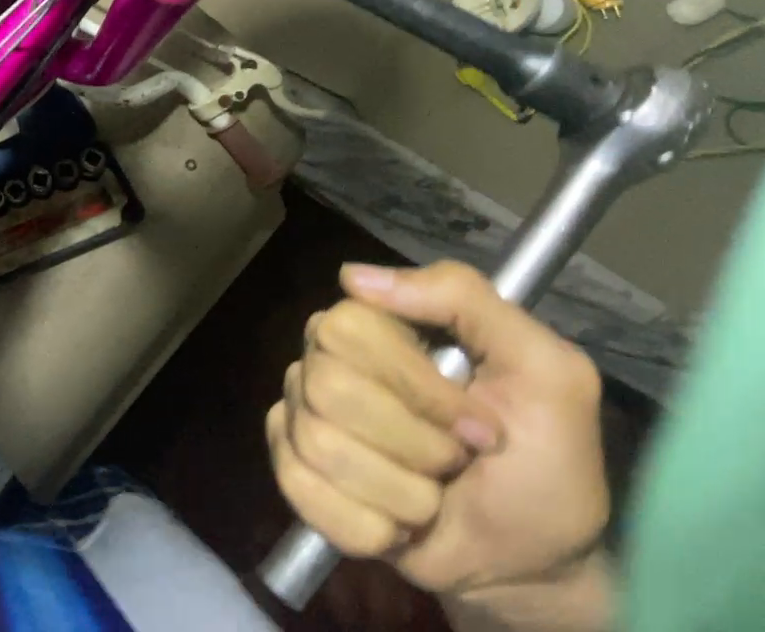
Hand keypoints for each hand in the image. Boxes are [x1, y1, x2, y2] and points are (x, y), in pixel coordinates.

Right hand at [266, 262, 609, 615]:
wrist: (532, 562)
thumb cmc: (544, 464)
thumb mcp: (547, 372)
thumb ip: (466, 300)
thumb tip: (351, 275)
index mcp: (374, 332)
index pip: (345, 328)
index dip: (415, 384)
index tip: (478, 422)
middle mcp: (323, 365)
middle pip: (327, 387)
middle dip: (412, 442)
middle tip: (455, 460)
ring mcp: (300, 418)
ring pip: (319, 444)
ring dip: (399, 490)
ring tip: (430, 496)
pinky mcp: (291, 473)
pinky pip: (302, 489)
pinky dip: (366, 523)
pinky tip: (394, 523)